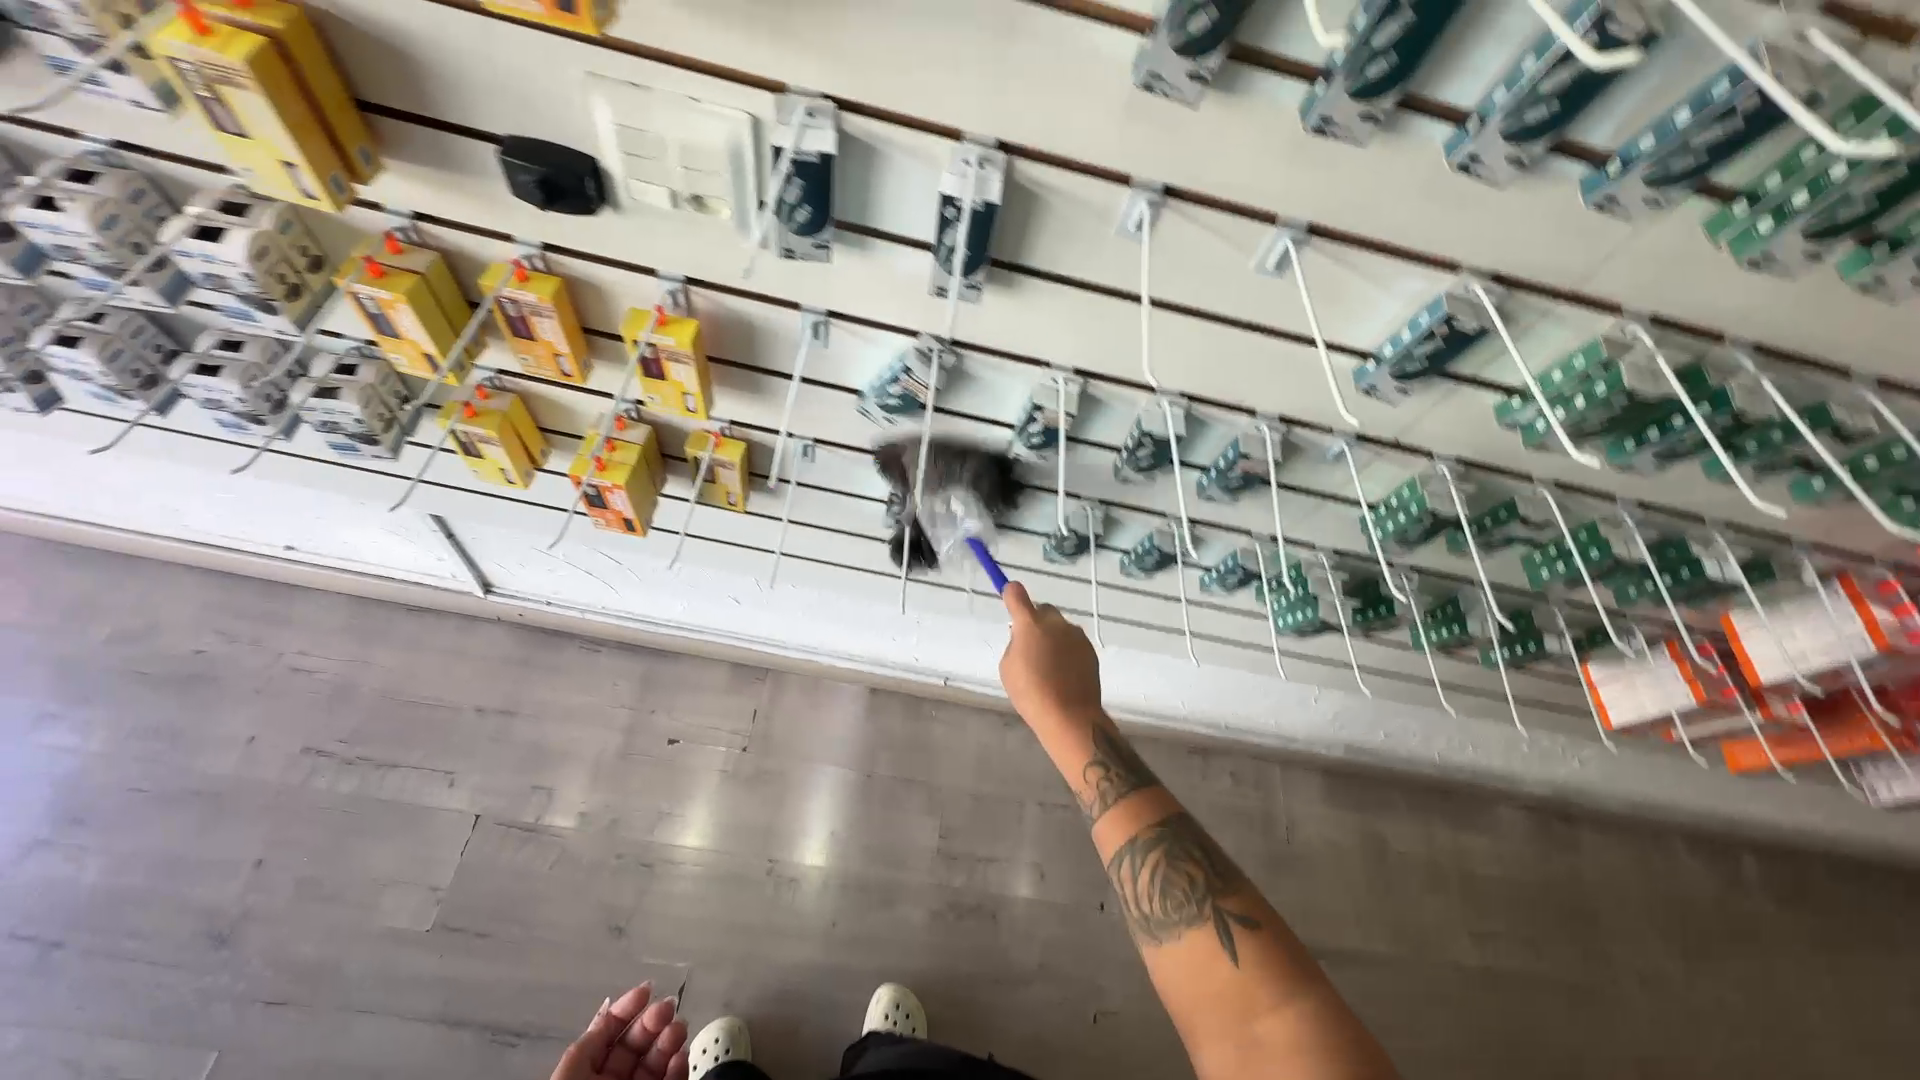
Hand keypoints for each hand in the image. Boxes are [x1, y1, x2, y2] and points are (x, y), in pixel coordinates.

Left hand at [550, 982, 689, 1079]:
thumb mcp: (571, 1071)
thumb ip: (590, 1039)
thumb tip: (609, 1007)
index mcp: (586, 1070)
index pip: (610, 1032)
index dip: (627, 1008)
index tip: (648, 989)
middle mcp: (613, 1079)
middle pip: (638, 1043)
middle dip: (654, 1021)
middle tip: (668, 1008)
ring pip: (658, 1061)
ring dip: (671, 1041)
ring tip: (678, 1029)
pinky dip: (679, 1069)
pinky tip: (680, 1057)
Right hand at [1000, 582, 1101, 728]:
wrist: (1068, 714)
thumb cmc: (1030, 692)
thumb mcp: (1008, 667)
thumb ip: (1015, 644)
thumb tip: (1024, 637)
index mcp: (1030, 624)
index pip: (1017, 595)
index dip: (1011, 594)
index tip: (1009, 596)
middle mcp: (1055, 623)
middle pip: (1043, 611)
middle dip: (1035, 621)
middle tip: (1029, 645)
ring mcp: (1076, 635)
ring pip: (1060, 628)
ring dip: (1053, 638)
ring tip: (1048, 666)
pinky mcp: (1090, 650)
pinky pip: (1073, 643)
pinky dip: (1067, 652)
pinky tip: (1063, 674)